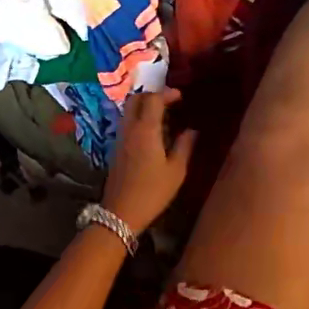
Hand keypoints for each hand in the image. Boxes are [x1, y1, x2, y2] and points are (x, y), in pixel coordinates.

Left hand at [101, 89, 197, 232]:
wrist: (120, 214)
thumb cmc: (152, 192)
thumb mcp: (176, 170)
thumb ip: (185, 145)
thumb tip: (192, 129)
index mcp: (145, 129)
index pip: (153, 99)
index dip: (167, 93)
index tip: (181, 98)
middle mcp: (130, 128)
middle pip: (135, 99)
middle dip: (152, 95)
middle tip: (170, 103)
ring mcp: (120, 138)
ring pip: (129, 110)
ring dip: (144, 107)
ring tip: (164, 117)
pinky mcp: (116, 148)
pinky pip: (127, 123)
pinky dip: (139, 119)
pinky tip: (153, 134)